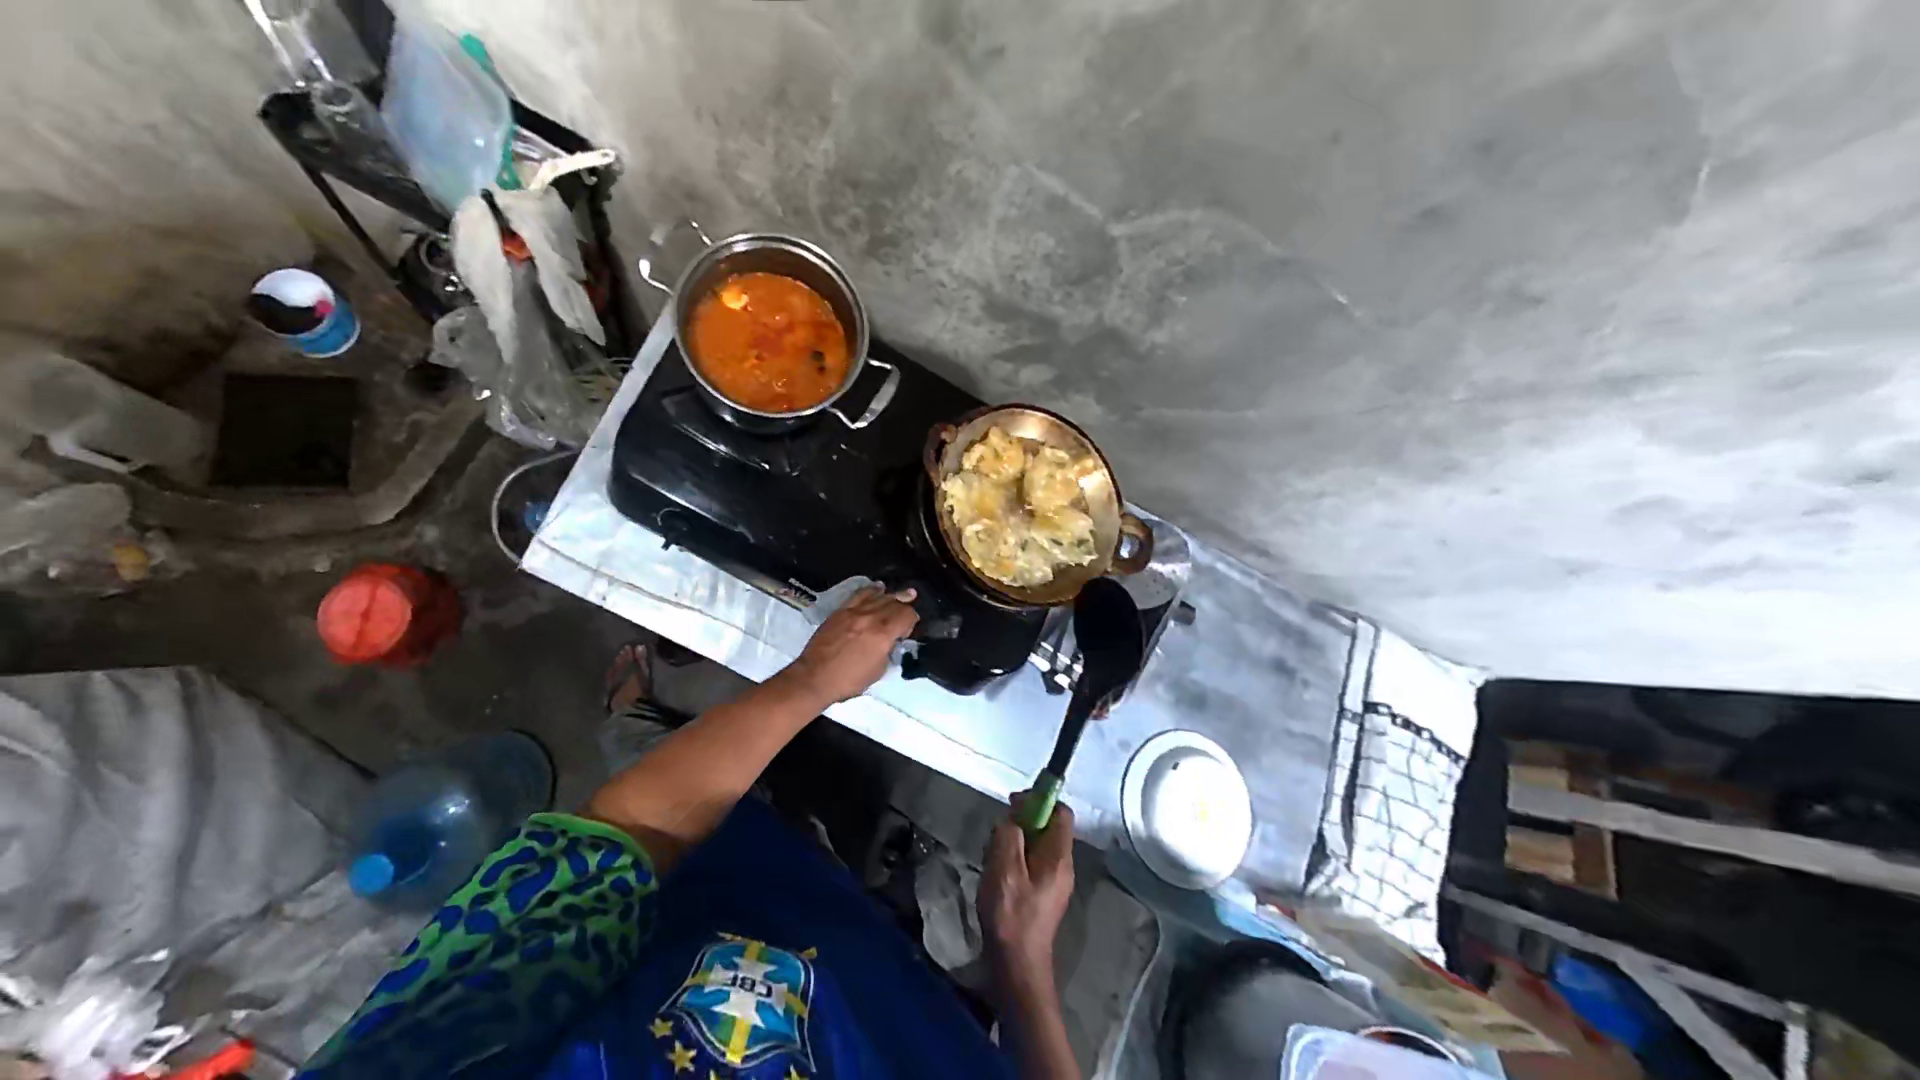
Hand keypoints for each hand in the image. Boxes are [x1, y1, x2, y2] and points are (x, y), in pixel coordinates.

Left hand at [784, 586, 918, 704]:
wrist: (815, 677)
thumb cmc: (848, 680)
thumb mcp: (878, 670)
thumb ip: (888, 651)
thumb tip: (890, 642)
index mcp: (883, 634)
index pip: (907, 614)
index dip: (912, 620)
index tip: (907, 632)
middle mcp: (871, 617)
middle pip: (895, 602)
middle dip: (905, 607)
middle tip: (906, 616)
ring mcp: (854, 611)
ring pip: (878, 595)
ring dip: (892, 596)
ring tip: (904, 593)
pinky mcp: (840, 611)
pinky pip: (859, 594)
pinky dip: (871, 590)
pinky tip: (878, 588)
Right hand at [979, 792, 1074, 984]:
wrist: (1017, 967)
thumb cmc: (1011, 916)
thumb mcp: (1004, 868)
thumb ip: (1009, 835)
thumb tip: (1013, 816)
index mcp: (1059, 857)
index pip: (1061, 812)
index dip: (1039, 800)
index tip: (1014, 804)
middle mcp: (1063, 866)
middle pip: (1048, 827)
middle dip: (1022, 823)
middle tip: (998, 834)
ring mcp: (1054, 882)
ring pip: (1036, 845)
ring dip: (1015, 843)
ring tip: (993, 857)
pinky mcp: (1043, 895)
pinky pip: (1031, 864)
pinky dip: (1014, 860)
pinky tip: (997, 875)